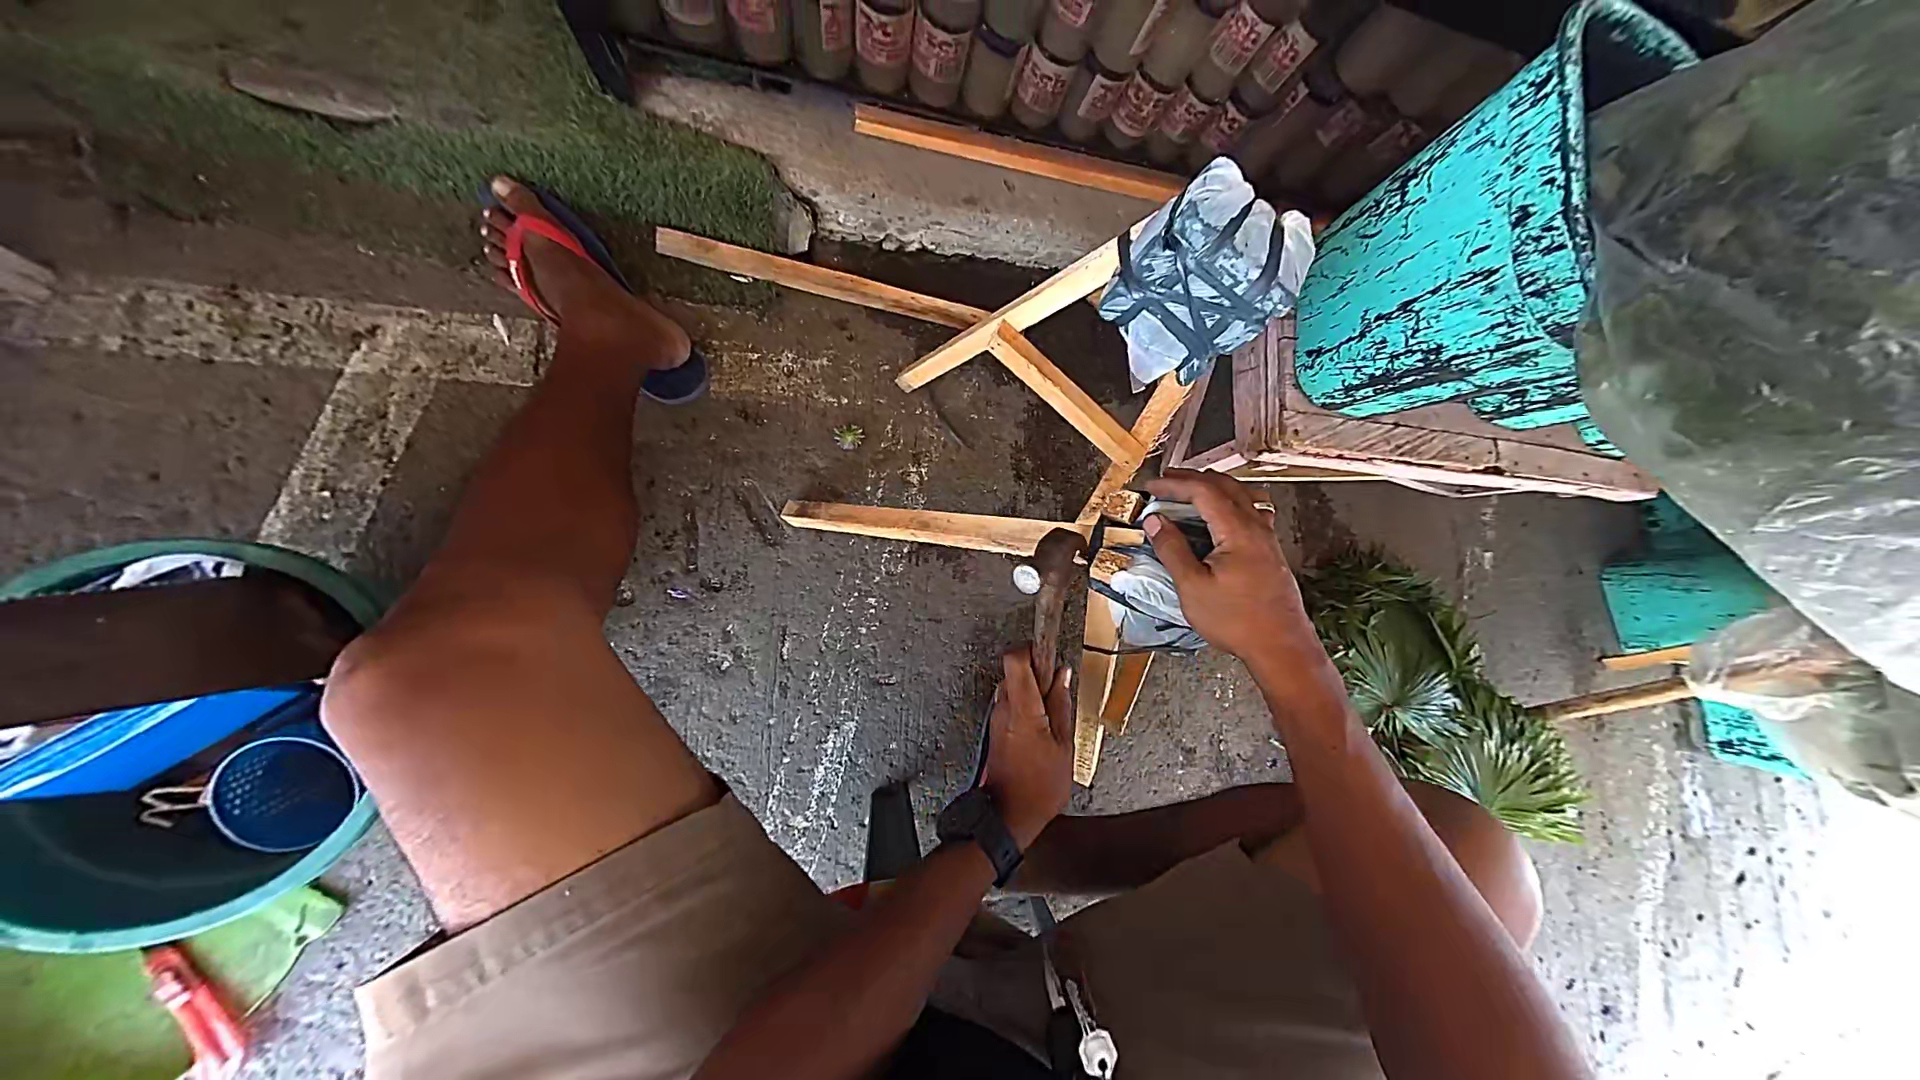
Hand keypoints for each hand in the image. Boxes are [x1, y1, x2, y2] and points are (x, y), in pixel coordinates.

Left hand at [979, 646, 1073, 849]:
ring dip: (1031, 690)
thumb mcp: (1064, 745)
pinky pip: (1009, 704)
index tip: (1049, 653)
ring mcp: (996, 718)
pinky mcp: (995, 729)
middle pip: (1014, 671)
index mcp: (1022, 709)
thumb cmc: (1040, 787)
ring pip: (1012, 687)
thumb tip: (1062, 675)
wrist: (1010, 816)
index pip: (1014, 659)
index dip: (1031, 649)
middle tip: (1057, 687)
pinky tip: (1041, 726)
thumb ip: (1061, 705)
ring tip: (1052, 712)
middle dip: (1036, 672)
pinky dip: (1025, 705)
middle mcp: (1003, 708)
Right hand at [1142, 470, 1322, 679]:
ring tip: (1189, 491)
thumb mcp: (1192, 587)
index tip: (1152, 487)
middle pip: (1224, 486)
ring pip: (1241, 495)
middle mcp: (1256, 528)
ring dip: (1213, 487)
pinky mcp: (1270, 551)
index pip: (1203, 491)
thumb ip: (1172, 549)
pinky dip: (1230, 502)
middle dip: (1192, 478)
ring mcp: (1267, 538)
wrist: (1280, 647)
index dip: (1174, 484)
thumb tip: (1155, 521)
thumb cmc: (1237, 621)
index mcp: (1237, 531)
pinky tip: (1220, 515)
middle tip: (1166, 480)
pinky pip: (1251, 511)